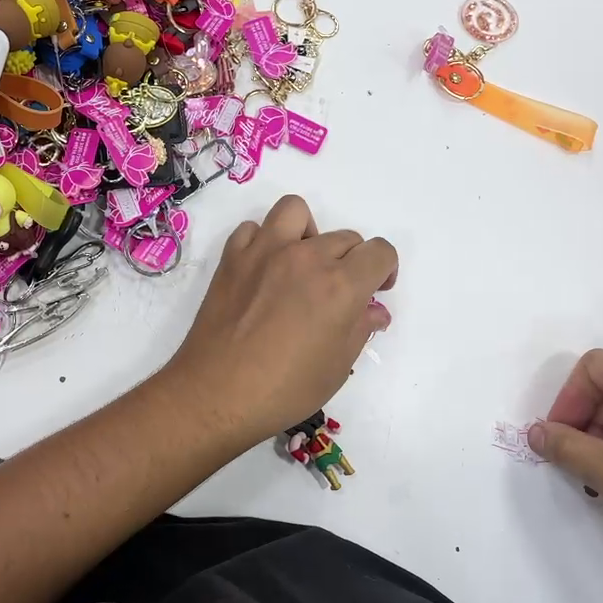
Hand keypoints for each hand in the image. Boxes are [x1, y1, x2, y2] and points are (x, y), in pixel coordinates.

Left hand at [156, 195, 395, 446]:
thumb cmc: (286, 389)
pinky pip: (254, 228)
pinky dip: (264, 241)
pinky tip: (264, 270)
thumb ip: (360, 328)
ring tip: (302, 264)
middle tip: (338, 292)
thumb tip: (373, 310)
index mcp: (340, 285)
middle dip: (351, 261)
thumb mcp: (338, 366)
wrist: (218, 391)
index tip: (374, 291)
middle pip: (344, 237)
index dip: (384, 270)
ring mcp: (264, 250)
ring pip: (296, 211)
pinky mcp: (232, 256)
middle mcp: (305, 257)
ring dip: (308, 232)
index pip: (379, 252)